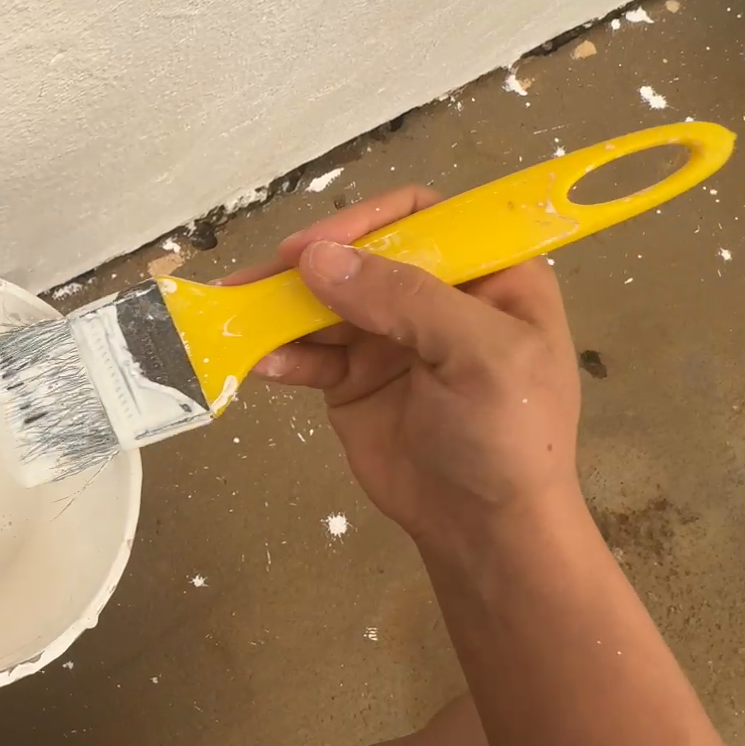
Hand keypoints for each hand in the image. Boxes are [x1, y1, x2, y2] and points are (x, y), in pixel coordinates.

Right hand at [221, 185, 585, 549]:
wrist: (479, 526)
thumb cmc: (506, 435)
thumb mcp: (478, 356)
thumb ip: (404, 299)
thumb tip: (315, 258)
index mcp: (485, 277)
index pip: (419, 219)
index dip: (362, 223)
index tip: (311, 248)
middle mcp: (431, 299)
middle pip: (356, 258)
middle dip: (304, 269)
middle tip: (254, 281)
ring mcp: (385, 338)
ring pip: (321, 304)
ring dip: (278, 311)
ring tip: (238, 320)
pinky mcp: (349, 377)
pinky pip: (305, 354)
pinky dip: (280, 356)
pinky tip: (262, 365)